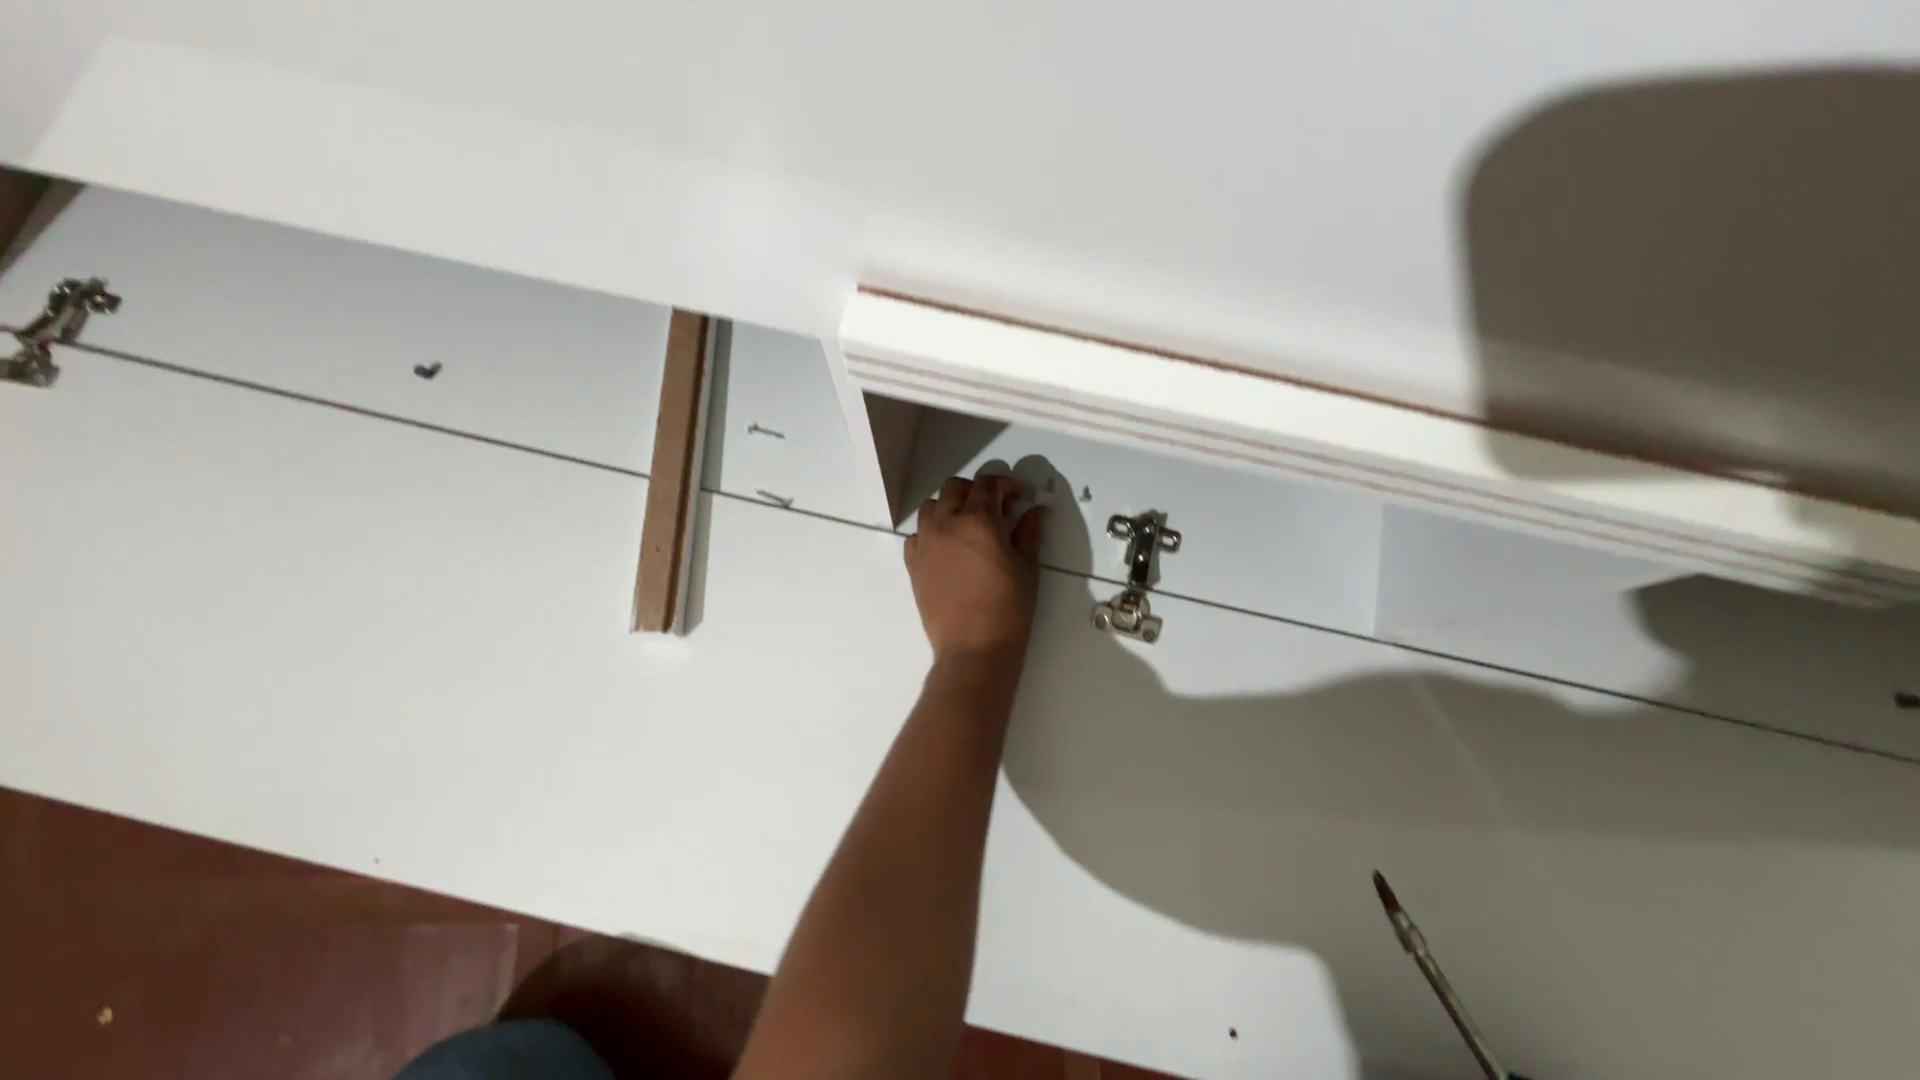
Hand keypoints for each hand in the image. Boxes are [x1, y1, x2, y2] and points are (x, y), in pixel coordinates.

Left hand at [903, 475, 1046, 663]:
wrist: (973, 648)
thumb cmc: (1008, 609)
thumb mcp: (1027, 568)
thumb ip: (1029, 533)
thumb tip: (1036, 511)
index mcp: (977, 520)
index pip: (987, 484)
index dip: (1004, 484)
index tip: (1017, 497)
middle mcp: (945, 524)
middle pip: (954, 487)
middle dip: (976, 491)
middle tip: (996, 510)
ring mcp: (925, 544)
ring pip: (931, 507)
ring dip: (950, 507)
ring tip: (968, 527)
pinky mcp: (913, 565)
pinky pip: (917, 535)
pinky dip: (931, 532)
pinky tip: (947, 548)